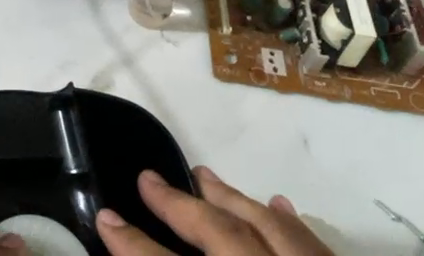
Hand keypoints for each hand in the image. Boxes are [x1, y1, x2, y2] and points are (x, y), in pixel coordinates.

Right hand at [95, 168, 332, 255]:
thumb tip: (144, 250)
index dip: (133, 246)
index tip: (105, 218)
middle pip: (223, 236)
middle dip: (181, 206)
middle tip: (148, 179)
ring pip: (273, 232)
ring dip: (234, 201)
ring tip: (205, 176)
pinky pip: (319, 248)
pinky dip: (294, 225)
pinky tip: (279, 205)